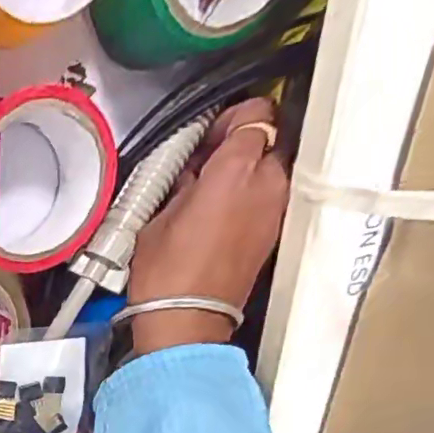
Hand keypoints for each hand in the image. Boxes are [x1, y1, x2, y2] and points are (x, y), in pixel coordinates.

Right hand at [126, 97, 292, 355]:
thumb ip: (182, 183)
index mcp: (236, 172)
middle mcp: (268, 183)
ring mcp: (277, 208)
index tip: (208, 134)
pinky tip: (215, 216)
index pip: (254, 115)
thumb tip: (192, 172)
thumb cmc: (167, 273)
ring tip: (205, 195)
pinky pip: (266, 197)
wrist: (187, 317)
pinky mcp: (275, 230)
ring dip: (242, 174)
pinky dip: (247, 197)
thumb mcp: (157, 218)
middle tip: (201, 167)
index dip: (229, 119)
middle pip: (266, 141)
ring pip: (268, 169)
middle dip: (236, 148)